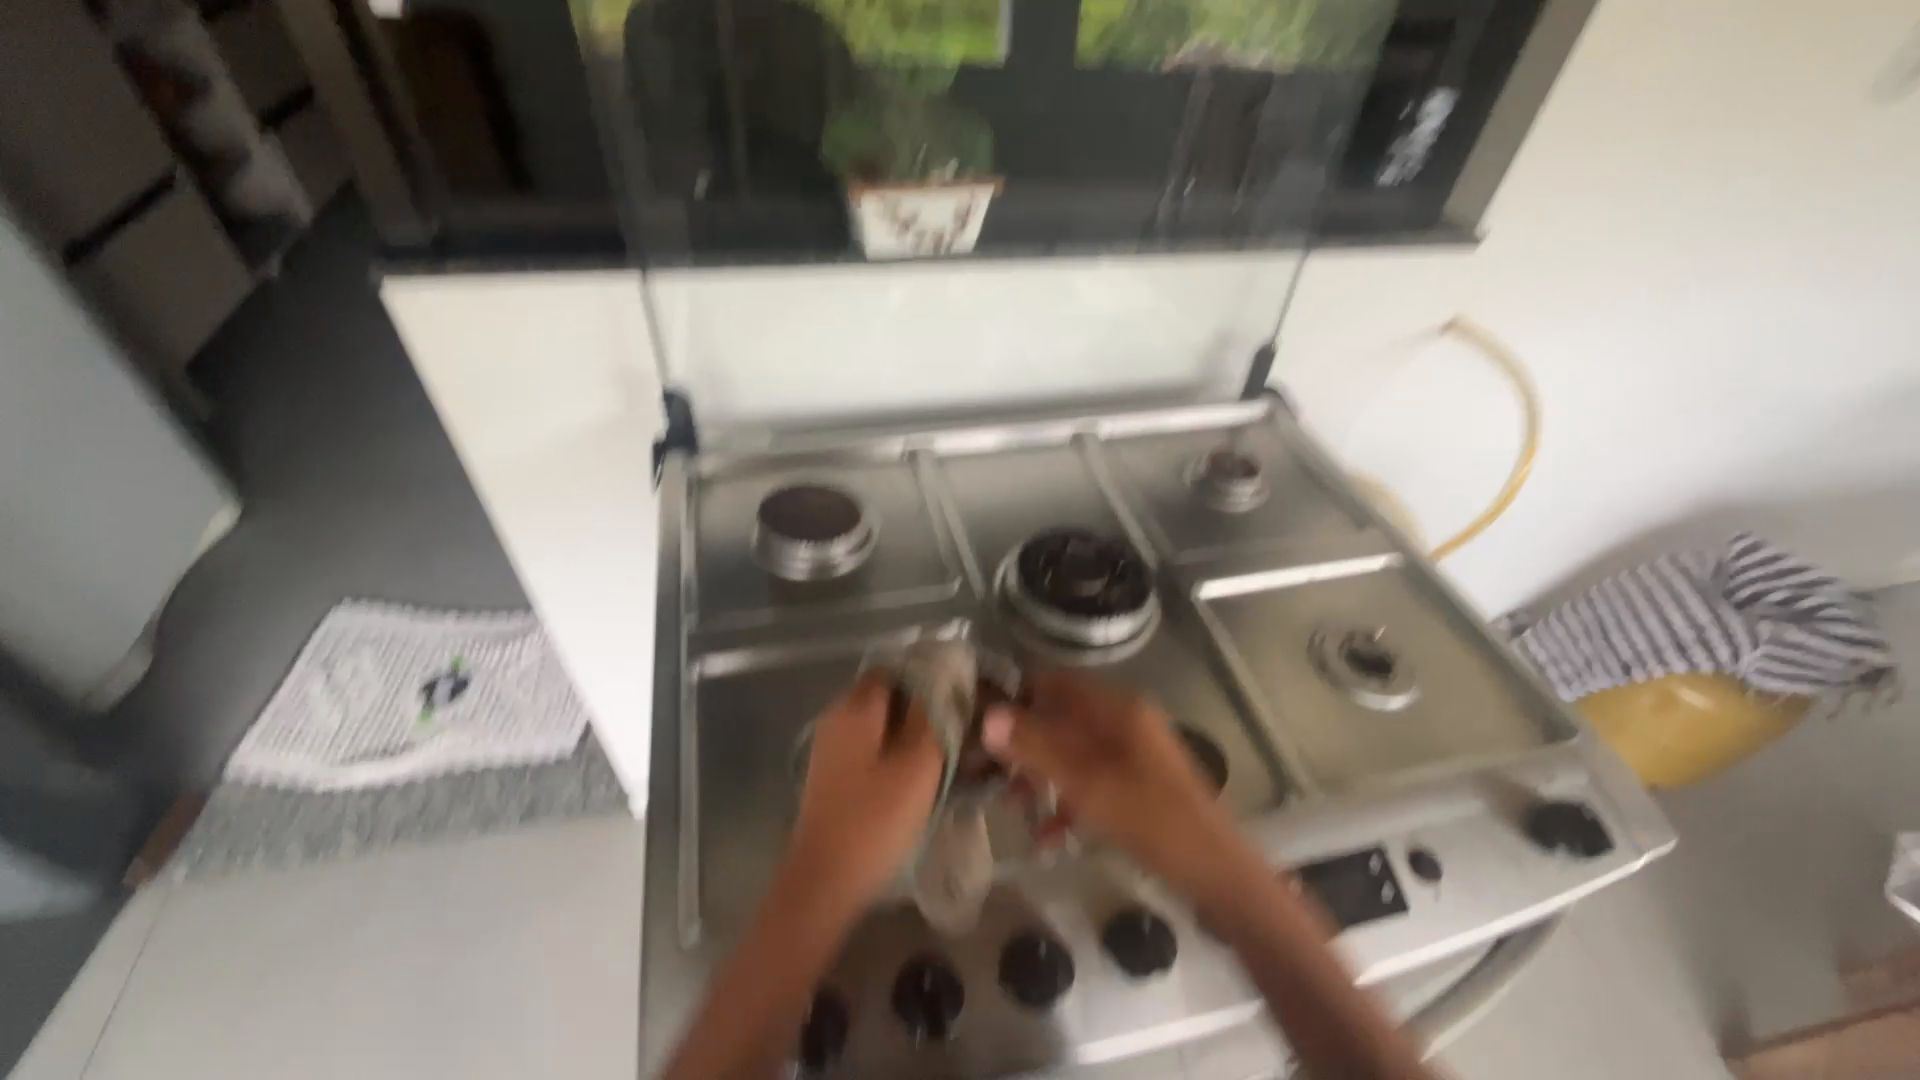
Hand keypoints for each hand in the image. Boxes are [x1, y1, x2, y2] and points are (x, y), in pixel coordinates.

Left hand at [788, 673, 943, 908]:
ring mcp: (829, 748)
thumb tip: (942, 682)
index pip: (894, 670)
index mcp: (855, 707)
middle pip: (884, 696)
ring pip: (876, 725)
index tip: (956, 701)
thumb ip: (932, 717)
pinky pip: (865, 749)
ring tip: (940, 758)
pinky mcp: (829, 775)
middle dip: (918, 708)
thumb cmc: (876, 818)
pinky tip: (912, 780)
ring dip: (906, 734)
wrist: (825, 880)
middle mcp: (836, 718)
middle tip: (954, 732)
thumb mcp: (918, 765)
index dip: (925, 679)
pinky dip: (889, 755)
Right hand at [982, 670, 1239, 896]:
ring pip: (1072, 752)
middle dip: (1023, 746)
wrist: (1213, 868)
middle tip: (989, 773)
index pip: (1053, 682)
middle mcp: (1124, 719)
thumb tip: (988, 716)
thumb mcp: (1084, 782)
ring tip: (1012, 807)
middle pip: (1059, 719)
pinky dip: (1068, 801)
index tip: (979, 726)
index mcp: (1116, 706)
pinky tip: (1046, 838)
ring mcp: (1133, 752)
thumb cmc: (1148, 817)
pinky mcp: (1137, 783)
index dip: (1014, 700)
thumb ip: (1035, 747)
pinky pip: (1092, 780)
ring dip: (1041, 776)